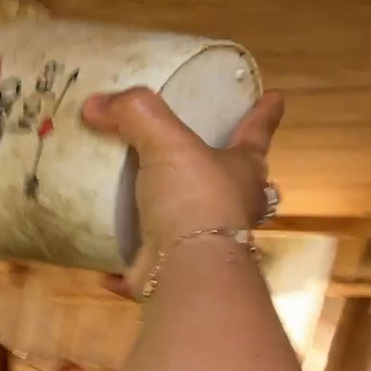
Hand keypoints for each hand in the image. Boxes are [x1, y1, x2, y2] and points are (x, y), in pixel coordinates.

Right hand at [81, 88, 283, 297]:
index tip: (275, 96)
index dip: (265, 113)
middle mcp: (232, 208)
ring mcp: (204, 245)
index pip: (258, 131)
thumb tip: (95, 101)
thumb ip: (136, 116)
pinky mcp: (172, 274)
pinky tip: (107, 270)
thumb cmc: (194, 198)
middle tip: (215, 164)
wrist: (185, 266)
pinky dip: (127, 270)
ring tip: (152, 214)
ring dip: (180, 223)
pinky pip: (145, 269)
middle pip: (240, 184)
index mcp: (242, 170)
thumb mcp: (168, 143)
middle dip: (232, 175)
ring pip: (197, 229)